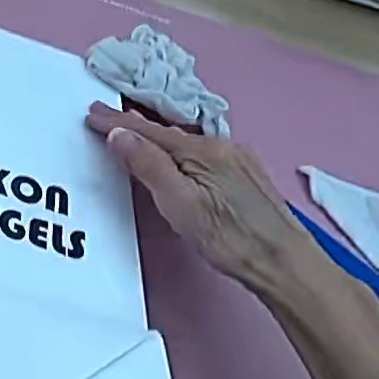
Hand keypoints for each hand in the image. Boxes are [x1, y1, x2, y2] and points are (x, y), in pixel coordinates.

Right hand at [87, 102, 329, 296]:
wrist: (287, 264)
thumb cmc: (228, 238)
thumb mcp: (179, 203)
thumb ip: (148, 165)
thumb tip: (120, 133)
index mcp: (202, 151)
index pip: (149, 132)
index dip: (117, 123)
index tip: (91, 113)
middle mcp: (222, 147)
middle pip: (167, 133)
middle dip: (132, 125)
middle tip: (103, 118)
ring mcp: (237, 161)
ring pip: (184, 143)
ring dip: (153, 137)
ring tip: (129, 133)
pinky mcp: (244, 176)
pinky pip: (199, 153)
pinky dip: (174, 149)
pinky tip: (171, 154)